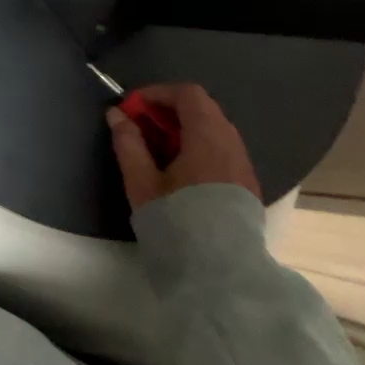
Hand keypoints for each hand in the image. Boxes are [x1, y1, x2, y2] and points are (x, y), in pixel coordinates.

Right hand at [108, 83, 260, 210]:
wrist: (220, 271)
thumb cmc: (176, 219)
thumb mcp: (142, 181)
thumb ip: (129, 143)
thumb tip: (117, 114)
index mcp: (207, 136)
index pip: (188, 94)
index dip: (158, 93)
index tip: (133, 107)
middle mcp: (231, 143)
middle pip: (203, 109)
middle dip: (170, 111)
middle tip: (143, 128)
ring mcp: (243, 165)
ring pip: (215, 130)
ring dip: (186, 130)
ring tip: (159, 151)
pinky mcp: (248, 185)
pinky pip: (224, 150)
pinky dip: (201, 147)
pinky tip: (183, 172)